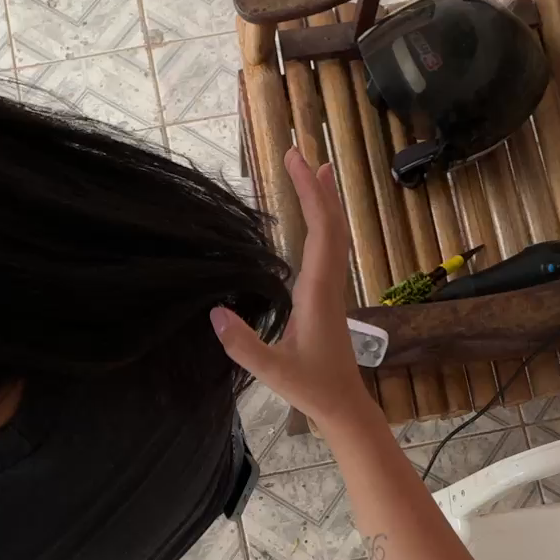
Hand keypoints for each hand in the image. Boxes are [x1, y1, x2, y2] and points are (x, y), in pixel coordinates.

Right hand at [211, 148, 381, 429]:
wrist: (345, 406)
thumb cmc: (312, 390)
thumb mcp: (273, 372)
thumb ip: (244, 345)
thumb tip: (215, 313)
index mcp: (318, 293)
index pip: (321, 231)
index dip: (310, 193)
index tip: (295, 160)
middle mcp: (330, 285)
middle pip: (332, 225)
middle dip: (317, 187)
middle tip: (299, 152)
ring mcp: (332, 292)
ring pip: (335, 237)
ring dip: (325, 203)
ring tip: (316, 172)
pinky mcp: (328, 300)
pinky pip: (330, 251)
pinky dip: (324, 226)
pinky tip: (315, 224)